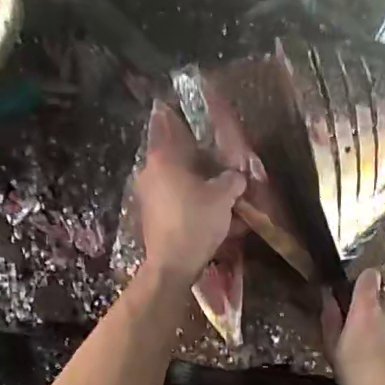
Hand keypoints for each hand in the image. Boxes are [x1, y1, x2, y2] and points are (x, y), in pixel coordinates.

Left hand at [132, 102, 245, 281]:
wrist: (172, 264)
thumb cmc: (196, 221)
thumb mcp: (223, 197)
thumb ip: (232, 180)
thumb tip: (236, 176)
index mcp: (163, 158)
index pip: (169, 125)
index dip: (183, 120)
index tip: (198, 122)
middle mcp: (150, 172)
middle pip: (180, 159)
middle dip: (202, 164)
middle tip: (224, 169)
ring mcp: (149, 196)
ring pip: (180, 184)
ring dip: (201, 189)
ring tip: (225, 199)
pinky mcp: (153, 217)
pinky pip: (178, 203)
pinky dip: (194, 206)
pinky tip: (215, 218)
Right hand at [321, 268, 384, 384]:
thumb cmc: (360, 372)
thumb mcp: (334, 348)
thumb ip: (330, 320)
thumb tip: (328, 298)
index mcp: (367, 306)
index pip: (369, 275)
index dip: (359, 282)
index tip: (348, 298)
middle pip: (379, 298)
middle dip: (368, 309)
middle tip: (352, 331)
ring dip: (379, 327)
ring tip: (366, 351)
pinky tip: (380, 361)